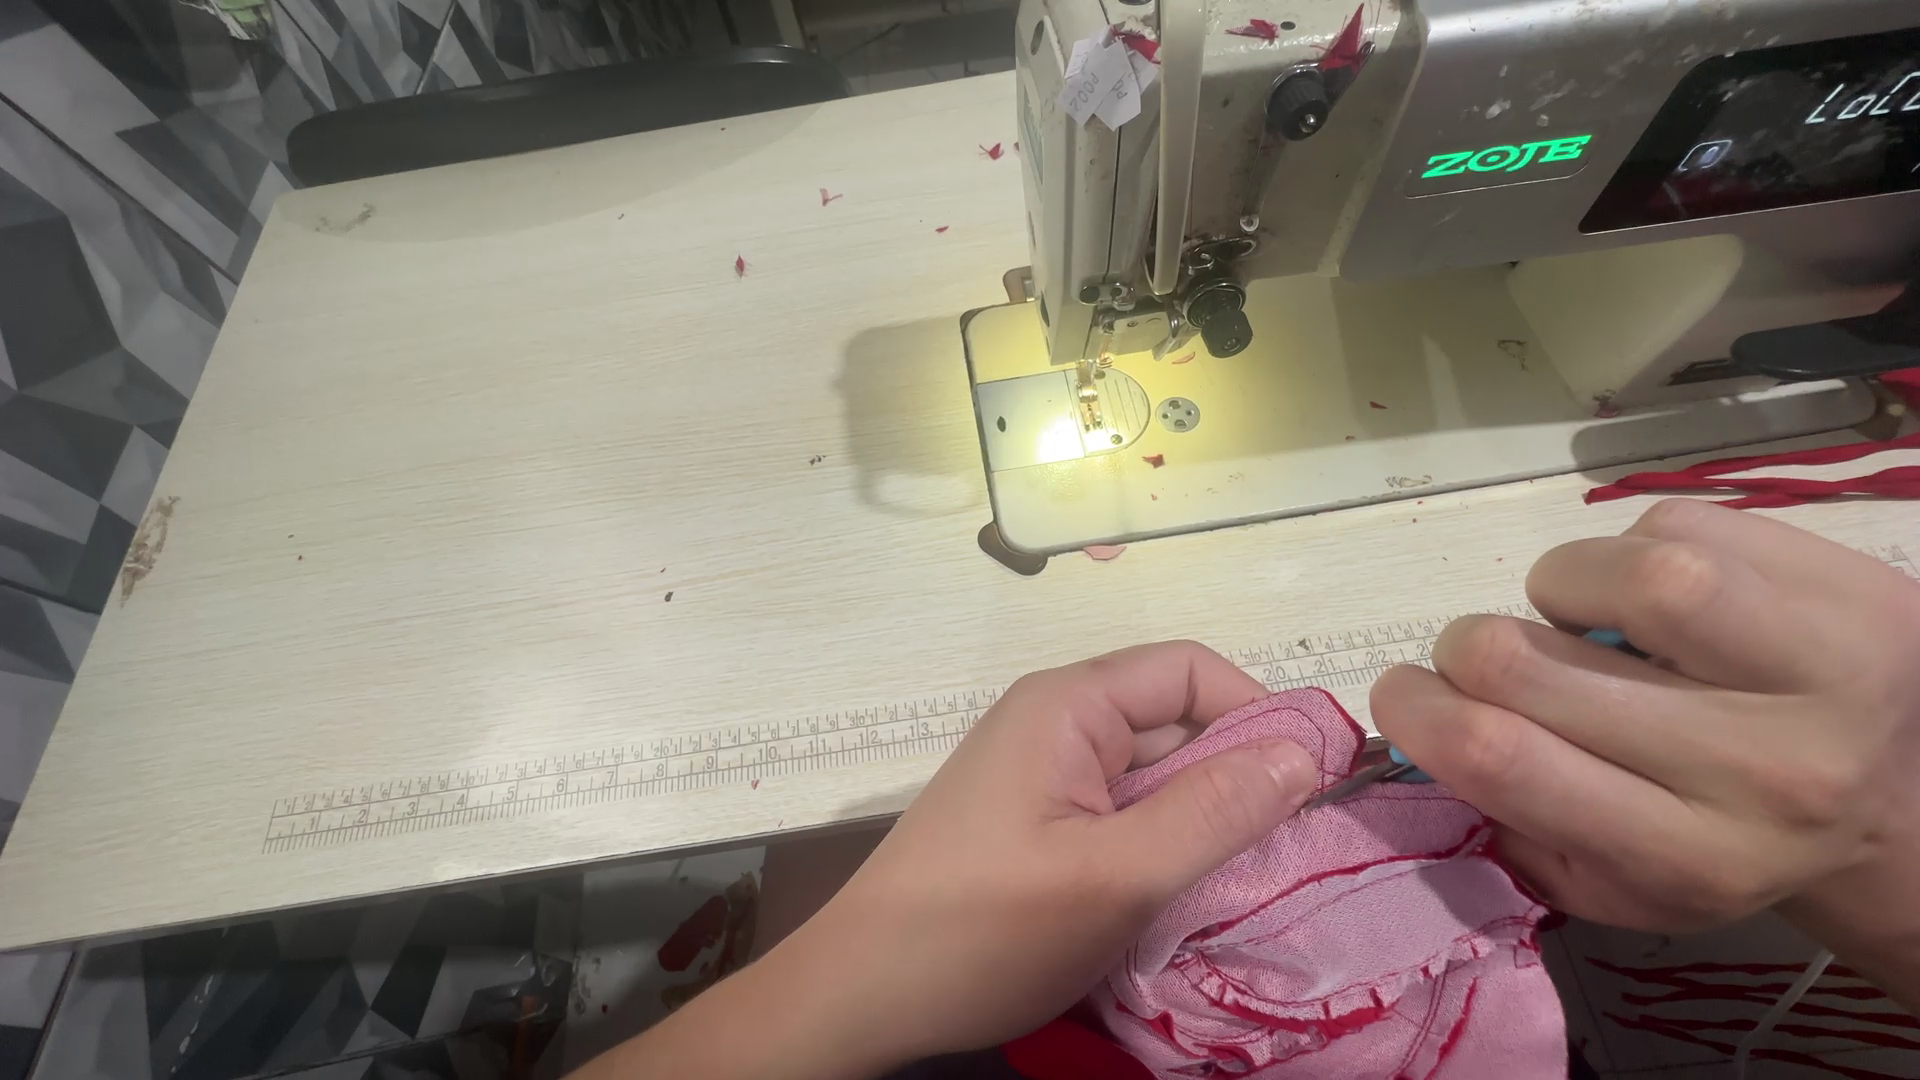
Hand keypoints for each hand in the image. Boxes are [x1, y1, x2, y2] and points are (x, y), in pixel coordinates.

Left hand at [761, 641, 1316, 1073]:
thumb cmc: (986, 925)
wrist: (869, 987)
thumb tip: (1303, 750)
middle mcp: (1056, 719)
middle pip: (1171, 719)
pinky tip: (1180, 892)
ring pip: (1151, 772)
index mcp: (1068, 703)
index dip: (1257, 711)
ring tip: (1241, 881)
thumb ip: (1213, 810)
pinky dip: (1160, 842)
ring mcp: (1045, 769)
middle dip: (1233, 775)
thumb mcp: (1116, 874)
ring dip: (1199, 817)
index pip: (1187, 670)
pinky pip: (1120, 808)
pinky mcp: (1039, 814)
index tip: (1314, 784)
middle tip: (1288, 854)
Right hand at [1372, 500, 1919, 1004]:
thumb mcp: (1601, 876)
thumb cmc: (1713, 839)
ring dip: (1558, 592)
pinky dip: (1628, 556)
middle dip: (1465, 649)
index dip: (1412, 705)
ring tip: (1585, 626)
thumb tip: (1411, 737)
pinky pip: (1666, 530)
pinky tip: (1663, 605)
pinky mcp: (1849, 587)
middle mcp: (1762, 772)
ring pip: (1605, 578)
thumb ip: (1498, 818)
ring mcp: (1824, 670)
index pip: (1491, 752)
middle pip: (1512, 656)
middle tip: (1495, 665)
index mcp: (1681, 854)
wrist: (1906, 808)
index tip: (1403, 693)